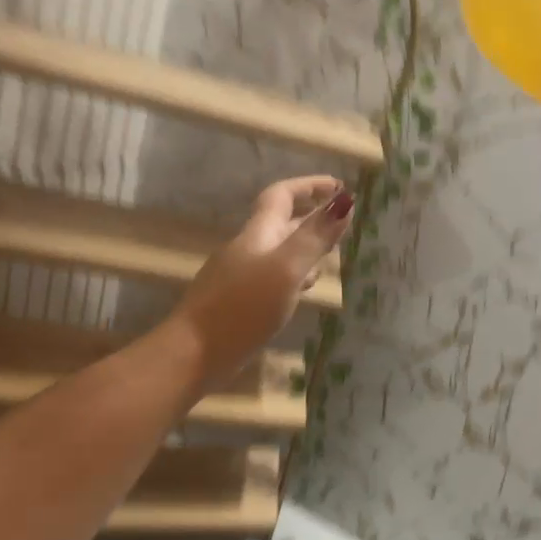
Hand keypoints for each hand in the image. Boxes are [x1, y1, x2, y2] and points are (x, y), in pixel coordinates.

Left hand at [165, 176, 352, 386]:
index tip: (340, 185)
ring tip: (334, 253)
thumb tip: (346, 201)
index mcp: (259, 235)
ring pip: (281, 250)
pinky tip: (305, 288)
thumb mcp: (287, 269)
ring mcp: (243, 275)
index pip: (281, 196)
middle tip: (344, 219)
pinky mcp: (242, 300)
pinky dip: (297, 273)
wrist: (195, 354)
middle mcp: (250, 249)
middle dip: (313, 215)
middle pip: (282, 222)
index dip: (309, 185)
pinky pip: (276, 275)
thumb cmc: (243, 307)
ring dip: (307, 245)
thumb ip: (316, 237)